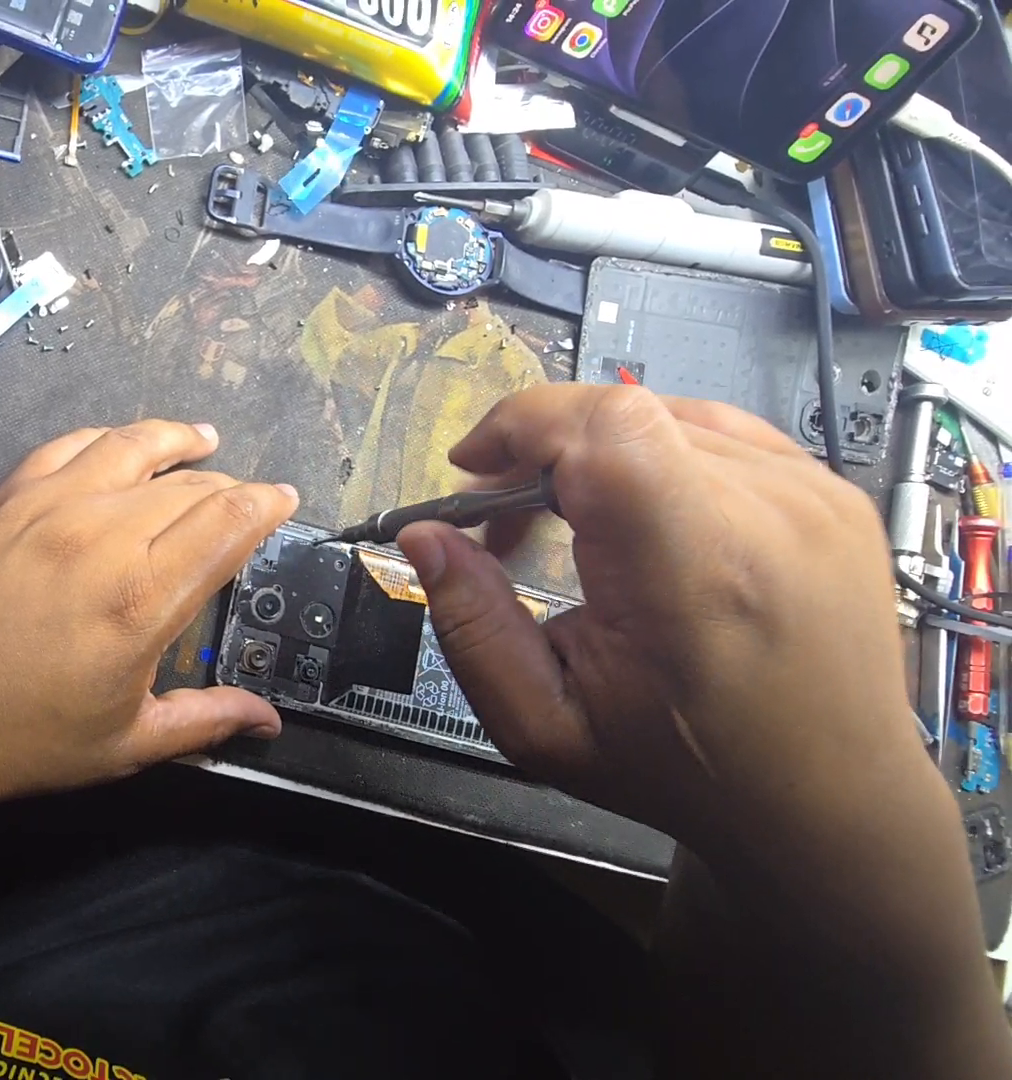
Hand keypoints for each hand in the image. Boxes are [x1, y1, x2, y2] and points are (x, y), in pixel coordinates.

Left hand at [0, 420, 299, 826]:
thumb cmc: (17, 741)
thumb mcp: (123, 746)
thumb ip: (206, 721)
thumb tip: (269, 722)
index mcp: (142, 602)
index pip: (226, 525)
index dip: (264, 505)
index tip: (282, 499)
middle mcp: (101, 538)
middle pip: (187, 488)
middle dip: (228, 487)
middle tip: (242, 497)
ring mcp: (47, 508)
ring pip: (132, 448)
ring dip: (176, 439)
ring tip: (203, 439)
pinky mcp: (5, 499)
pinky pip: (68, 446)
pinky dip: (107, 438)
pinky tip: (121, 443)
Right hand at [396, 385, 946, 865]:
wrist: (825, 797)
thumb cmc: (677, 766)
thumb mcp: (538, 722)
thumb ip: (470, 625)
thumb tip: (424, 537)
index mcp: (694, 574)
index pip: (608, 429)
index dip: (521, 425)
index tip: (470, 469)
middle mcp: (770, 515)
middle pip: (622, 414)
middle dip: (535, 447)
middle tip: (498, 516)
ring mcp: (811, 496)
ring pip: (656, 415)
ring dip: (582, 455)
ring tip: (557, 523)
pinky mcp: (825, 494)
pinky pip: (705, 431)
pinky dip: (637, 456)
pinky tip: (620, 513)